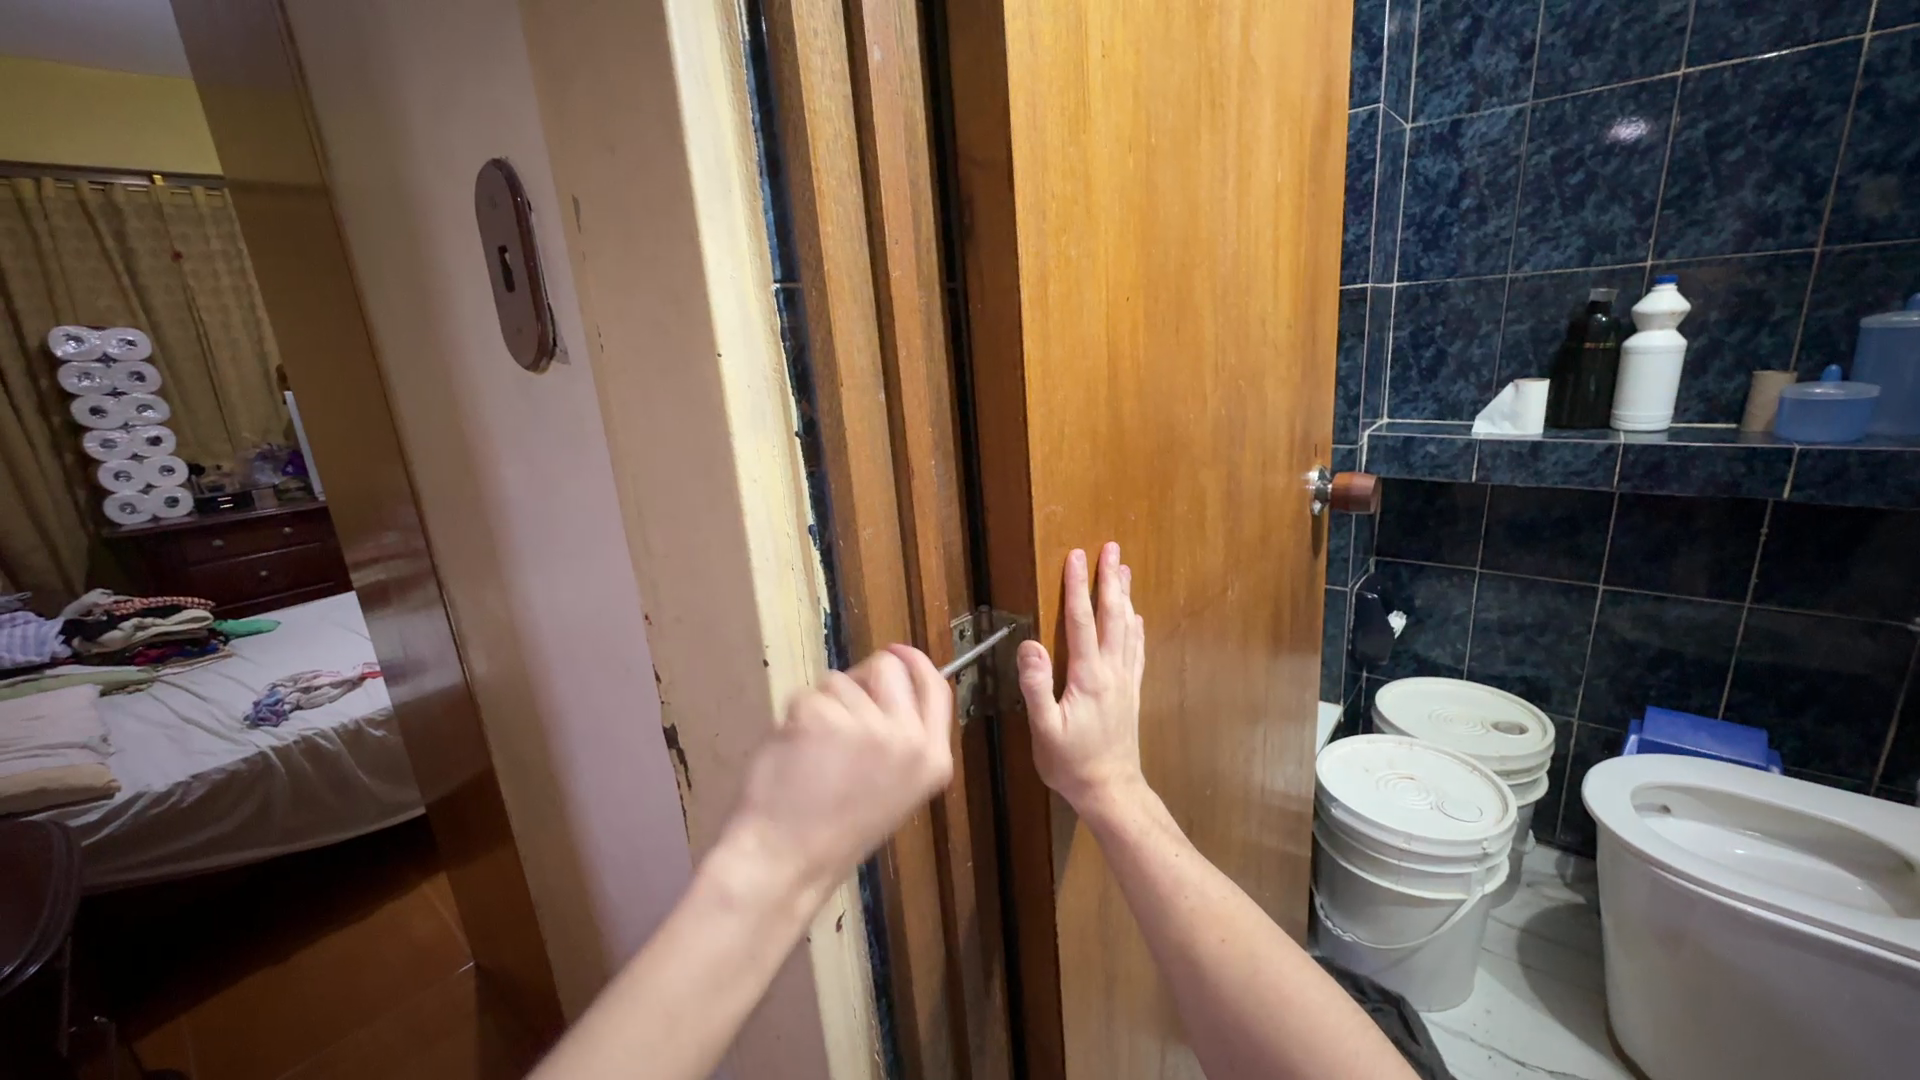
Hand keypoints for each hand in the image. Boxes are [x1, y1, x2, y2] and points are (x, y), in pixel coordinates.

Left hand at [721, 646, 954, 901]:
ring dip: (824, 707)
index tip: (897, 653)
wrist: (787, 862)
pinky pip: (807, 696)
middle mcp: (908, 739)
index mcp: (933, 759)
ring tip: (815, 756)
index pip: (935, 686)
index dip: (915, 662)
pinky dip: (795, 720)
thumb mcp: (895, 787)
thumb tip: (885, 676)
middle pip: (888, 667)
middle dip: (861, 682)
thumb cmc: (835, 829)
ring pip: (841, 681)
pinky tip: (794, 757)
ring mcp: (865, 727)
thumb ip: (901, 736)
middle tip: (839, 719)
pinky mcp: (821, 718)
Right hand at [1017, 542, 1146, 811]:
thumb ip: (1036, 685)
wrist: (1111, 790)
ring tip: (1125, 570)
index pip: (1081, 621)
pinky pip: (1136, 650)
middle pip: (1112, 615)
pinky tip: (1136, 617)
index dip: (1077, 587)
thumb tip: (1030, 645)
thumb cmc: (1071, 763)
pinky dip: (1136, 628)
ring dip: (1125, 596)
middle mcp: (1111, 672)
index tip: (1077, 556)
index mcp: (1088, 676)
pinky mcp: (1131, 692)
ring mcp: (1125, 681)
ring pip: (1128, 628)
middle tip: (1112, 549)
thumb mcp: (1045, 728)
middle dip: (1110, 580)